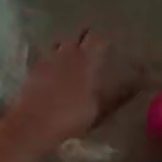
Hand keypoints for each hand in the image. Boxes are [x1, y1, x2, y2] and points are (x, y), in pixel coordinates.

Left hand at [0, 30, 108, 152]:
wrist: (34, 123)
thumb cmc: (71, 117)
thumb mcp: (96, 108)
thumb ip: (109, 94)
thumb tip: (128, 87)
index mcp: (86, 60)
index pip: (97, 39)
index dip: (102, 40)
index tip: (106, 45)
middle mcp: (67, 54)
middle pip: (76, 37)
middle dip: (83, 40)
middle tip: (88, 49)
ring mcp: (47, 59)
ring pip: (59, 45)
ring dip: (65, 49)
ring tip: (69, 58)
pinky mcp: (33, 69)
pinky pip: (45, 58)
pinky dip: (51, 62)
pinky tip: (52, 72)